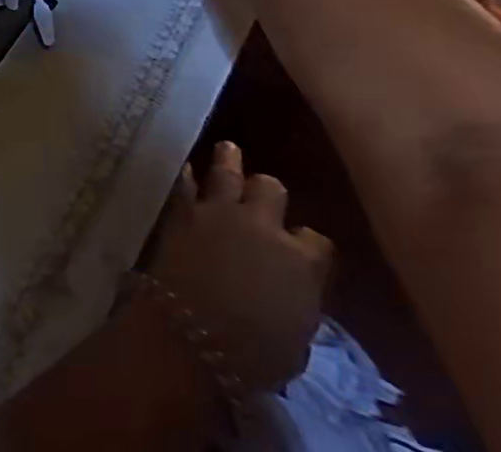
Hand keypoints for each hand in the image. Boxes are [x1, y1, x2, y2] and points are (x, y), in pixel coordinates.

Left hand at [142, 141, 332, 393]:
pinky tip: (187, 169)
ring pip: (228, 174)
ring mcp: (220, 214)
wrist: (194, 334)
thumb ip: (295, 303)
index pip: (317, 241)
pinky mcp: (184, 214)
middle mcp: (263, 227)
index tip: (302, 249)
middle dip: (269, 192)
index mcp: (302, 262)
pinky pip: (187, 187)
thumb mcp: (295, 338)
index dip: (308, 244)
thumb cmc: (254, 353)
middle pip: (271, 190)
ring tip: (228, 147)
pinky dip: (188, 179)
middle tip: (262, 194)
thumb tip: (287, 295)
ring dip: (229, 161)